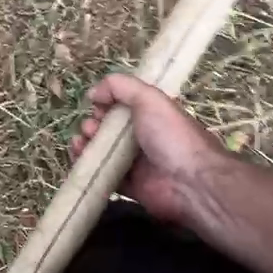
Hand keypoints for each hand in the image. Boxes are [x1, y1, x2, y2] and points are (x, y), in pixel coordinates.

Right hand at [70, 73, 230, 225]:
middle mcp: (143, 139)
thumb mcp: (149, 98)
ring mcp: (136, 164)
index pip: (121, 107)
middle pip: (107, 129)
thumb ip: (120, 86)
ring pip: (102, 151)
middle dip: (92, 125)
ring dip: (86, 143)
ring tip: (81, 143)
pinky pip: (103, 175)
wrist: (193, 184)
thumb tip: (93, 93)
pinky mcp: (130, 186)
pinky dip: (88, 166)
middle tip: (91, 129)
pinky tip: (79, 158)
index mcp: (151, 117)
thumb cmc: (172, 136)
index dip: (105, 105)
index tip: (98, 106)